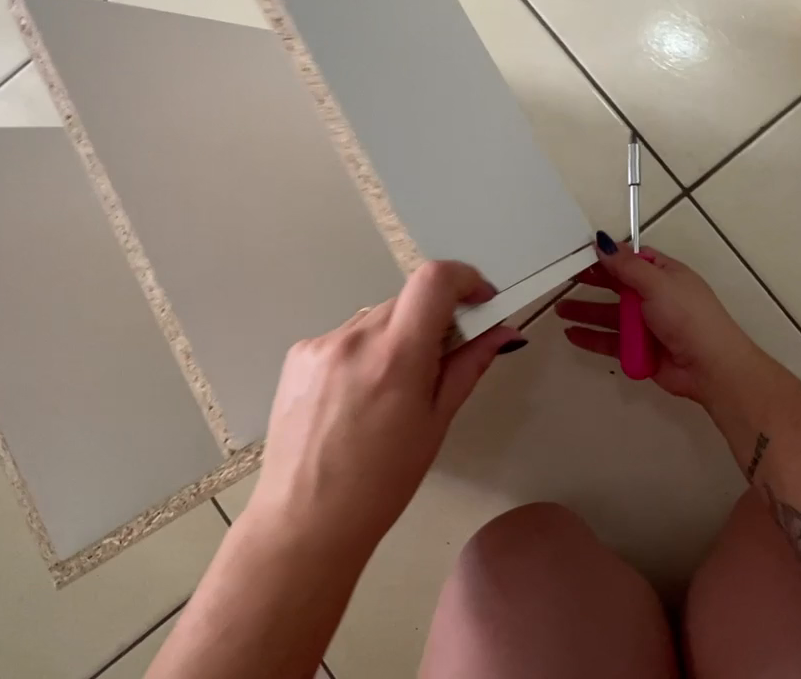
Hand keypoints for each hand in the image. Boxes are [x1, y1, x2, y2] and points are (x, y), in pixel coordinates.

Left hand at [249, 261, 523, 553]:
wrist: (304, 521)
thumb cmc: (382, 482)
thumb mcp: (437, 423)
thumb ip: (468, 366)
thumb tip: (502, 331)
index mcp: (397, 355)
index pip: (435, 279)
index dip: (465, 278)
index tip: (479, 300)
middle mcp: (356, 337)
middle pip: (407, 300)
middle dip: (431, 319)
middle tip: (439, 361)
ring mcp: (321, 343)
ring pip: (376, 318)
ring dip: (395, 337)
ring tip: (388, 392)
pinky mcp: (298, 354)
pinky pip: (345, 337)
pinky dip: (362, 352)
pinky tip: (355, 397)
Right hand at [558, 242, 769, 406]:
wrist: (710, 367)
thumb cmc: (687, 317)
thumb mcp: (657, 283)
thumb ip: (626, 265)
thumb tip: (602, 241)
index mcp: (665, 274)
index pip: (632, 259)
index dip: (607, 256)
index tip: (579, 253)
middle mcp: (654, 296)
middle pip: (617, 286)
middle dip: (592, 283)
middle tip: (562, 279)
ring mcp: (646, 325)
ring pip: (609, 314)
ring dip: (585, 311)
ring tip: (559, 309)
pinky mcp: (639, 350)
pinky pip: (610, 341)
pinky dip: (591, 337)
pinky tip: (571, 334)